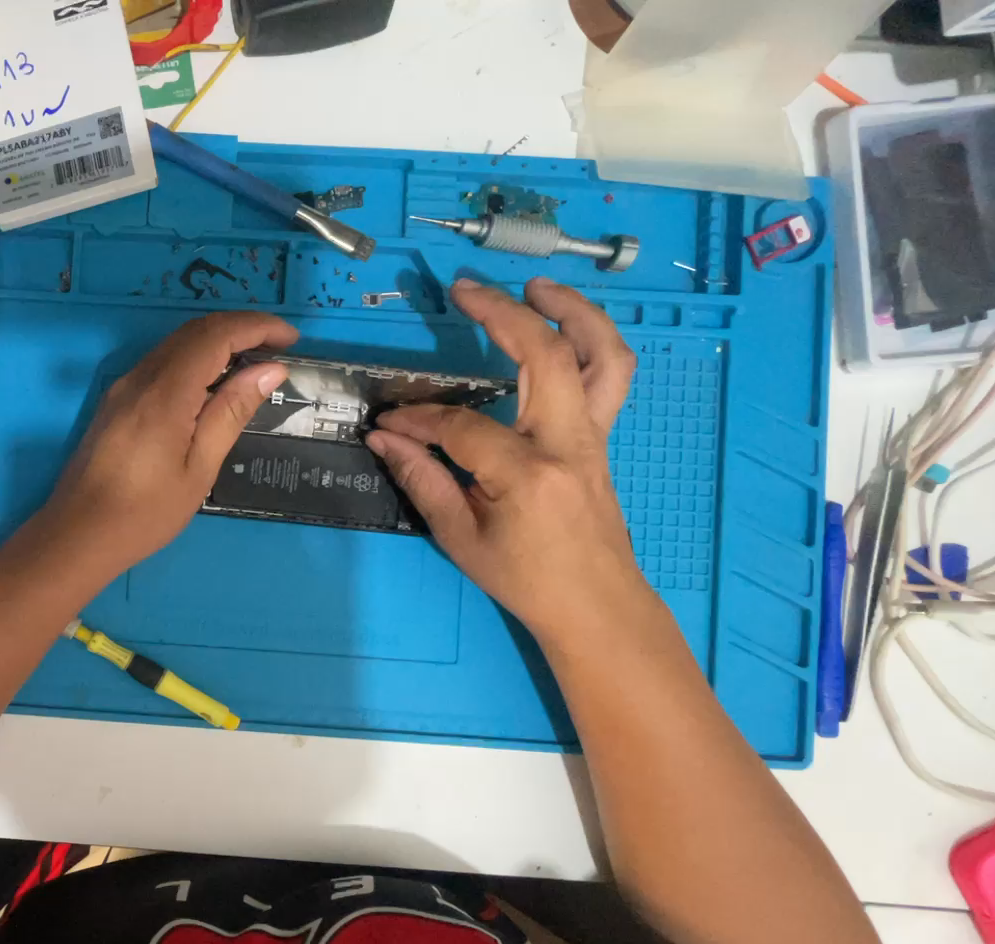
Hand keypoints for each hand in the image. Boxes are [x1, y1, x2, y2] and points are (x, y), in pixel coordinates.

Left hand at [41, 312, 297, 578]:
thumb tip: (269, 370)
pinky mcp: (115, 403)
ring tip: (252, 368)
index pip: (215, 335)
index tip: (291, 340)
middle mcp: (140, 378)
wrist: (78, 533)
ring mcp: (122, 389)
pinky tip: (210, 389)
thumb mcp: (199, 468)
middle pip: (194, 332)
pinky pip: (159, 365)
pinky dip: (192, 362)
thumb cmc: (144, 513)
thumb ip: (231, 413)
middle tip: (277, 350)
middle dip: (240, 330)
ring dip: (215, 344)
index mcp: (165, 392)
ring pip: (174, 346)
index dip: (257, 327)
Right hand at [367, 278, 645, 643]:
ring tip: (538, 288)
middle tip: (465, 290)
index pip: (462, 426)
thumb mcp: (459, 536)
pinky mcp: (602, 438)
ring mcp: (595, 437)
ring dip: (575, 311)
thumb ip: (423, 479)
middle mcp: (570, 442)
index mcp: (527, 472)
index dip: (419, 418)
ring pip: (603, 355)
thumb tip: (385, 438)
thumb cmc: (523, 578)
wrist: (594, 604)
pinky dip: (591, 342)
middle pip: (547, 356)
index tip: (387, 421)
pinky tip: (562, 330)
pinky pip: (609, 376)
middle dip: (504, 314)